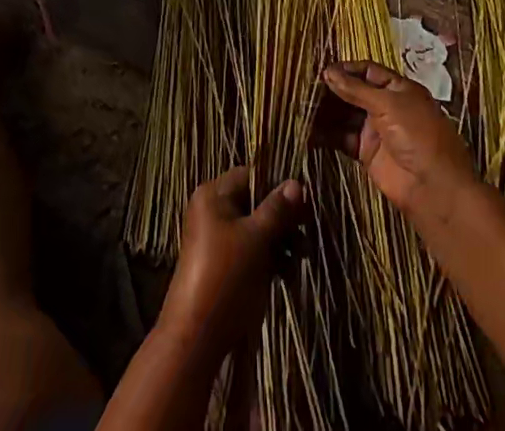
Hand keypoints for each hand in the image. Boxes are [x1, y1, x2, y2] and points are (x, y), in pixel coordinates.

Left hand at [155, 167, 307, 358]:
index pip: (251, 175)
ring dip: (281, 240)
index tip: (305, 205)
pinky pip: (253, 247)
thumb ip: (277, 209)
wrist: (199, 329)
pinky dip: (271, 256)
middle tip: (305, 236)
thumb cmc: (226, 274)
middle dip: (283, 218)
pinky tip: (286, 273)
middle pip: (256, 201)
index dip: (278, 187)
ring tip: (298, 258)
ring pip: (258, 226)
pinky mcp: (226, 260)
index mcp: (213, 194)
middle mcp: (214, 209)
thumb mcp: (256, 238)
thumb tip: (298, 182)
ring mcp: (219, 235)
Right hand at [316, 61, 477, 213]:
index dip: (345, 69)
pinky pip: (341, 137)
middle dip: (330, 90)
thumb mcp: (389, 104)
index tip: (320, 71)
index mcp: (398, 90)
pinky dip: (324, 134)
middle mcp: (386, 106)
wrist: (433, 187)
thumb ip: (356, 89)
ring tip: (299, 108)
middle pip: (352, 92)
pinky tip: (306, 132)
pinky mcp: (366, 151)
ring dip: (324, 111)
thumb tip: (327, 72)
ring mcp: (375, 129)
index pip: (367, 71)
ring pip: (344, 114)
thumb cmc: (417, 136)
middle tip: (303, 89)